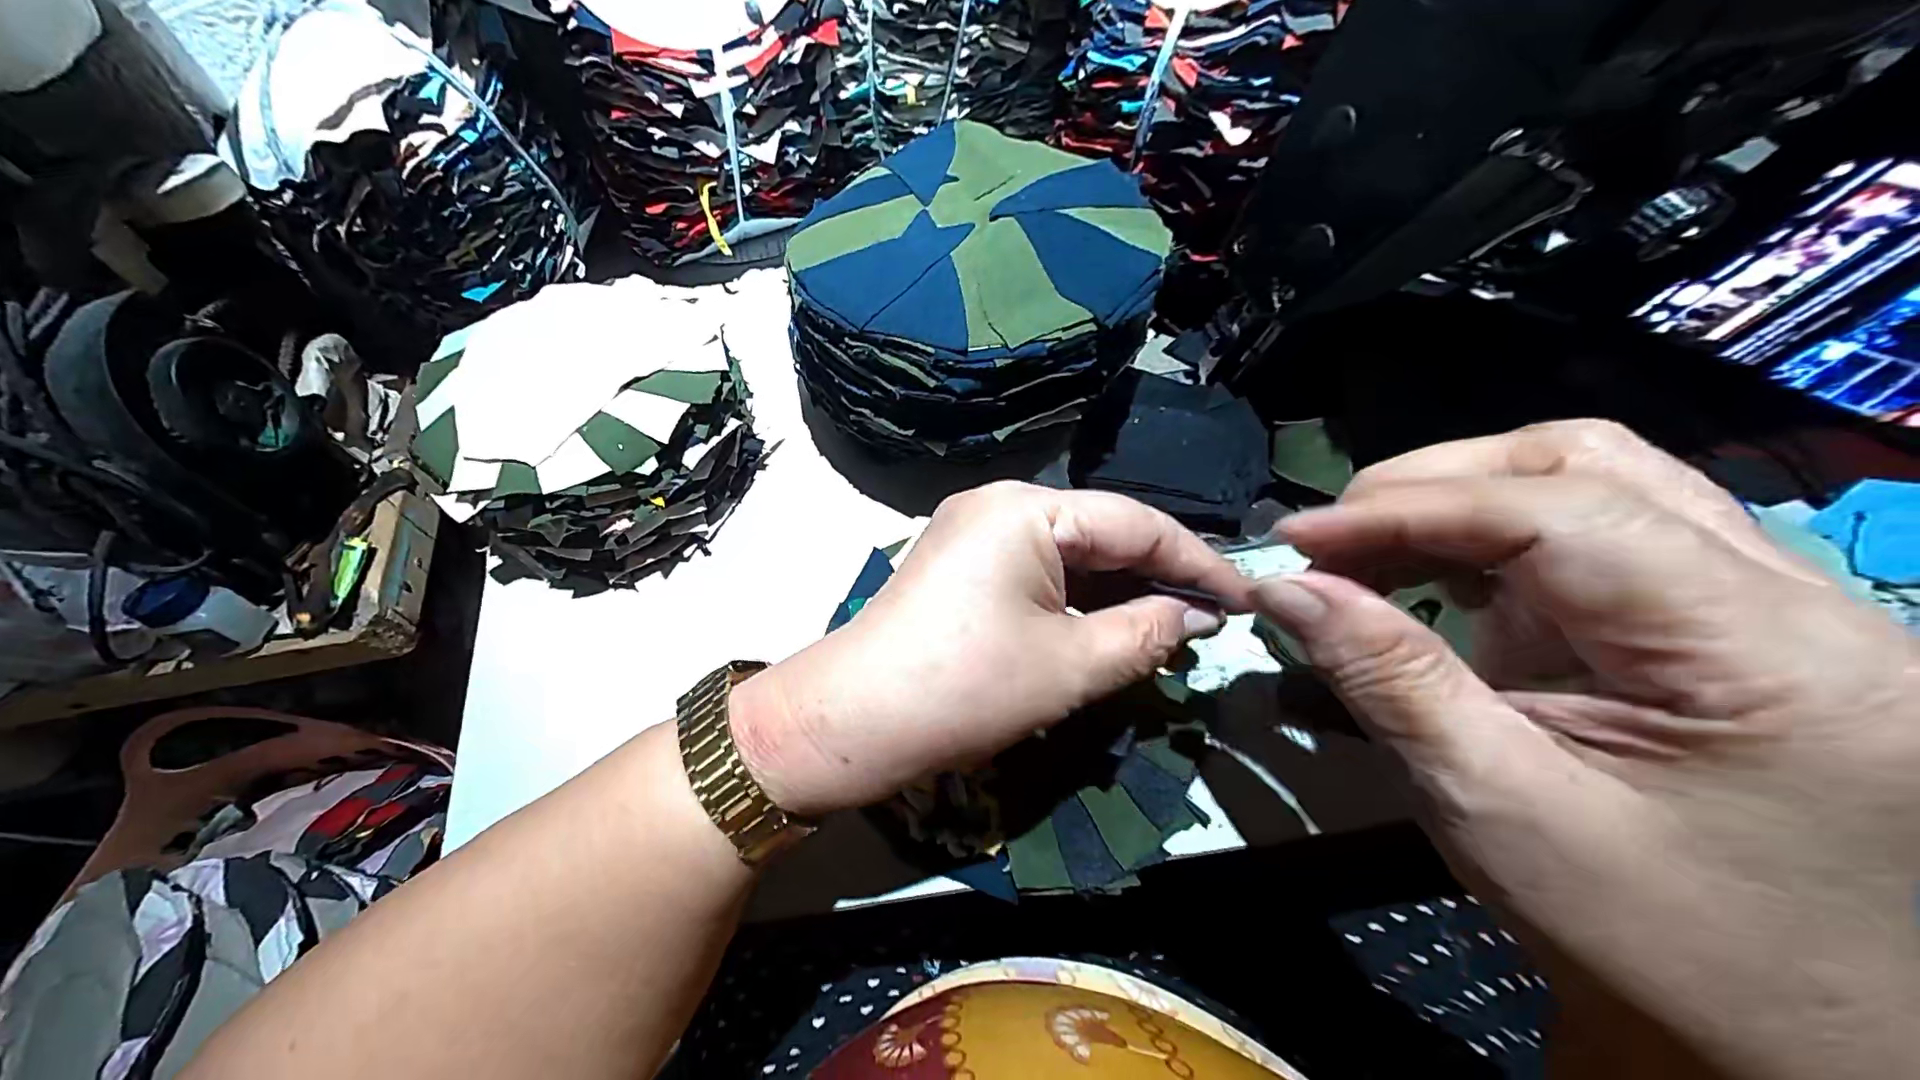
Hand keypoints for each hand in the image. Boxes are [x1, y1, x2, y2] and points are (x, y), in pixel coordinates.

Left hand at [730, 482, 1251, 818]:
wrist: (855, 720)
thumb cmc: (968, 689)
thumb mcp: (1073, 666)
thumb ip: (1148, 632)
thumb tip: (1197, 615)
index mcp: (1027, 510)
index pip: (1136, 523)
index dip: (1199, 561)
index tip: (1248, 598)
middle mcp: (1000, 504)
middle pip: (1103, 531)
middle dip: (1159, 575)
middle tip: (1215, 617)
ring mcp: (976, 531)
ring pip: (1071, 552)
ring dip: (1120, 589)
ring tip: (1174, 625)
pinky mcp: (963, 564)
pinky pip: (1039, 569)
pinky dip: (1079, 597)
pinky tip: (1113, 624)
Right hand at [1247, 420, 1919, 1079]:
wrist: (1784, 1030)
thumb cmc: (1650, 938)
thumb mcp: (1495, 806)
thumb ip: (1387, 678)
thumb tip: (1284, 586)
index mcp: (1768, 652)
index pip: (1561, 512)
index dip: (1408, 510)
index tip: (1296, 539)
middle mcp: (1791, 596)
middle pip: (1584, 464)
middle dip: (1431, 487)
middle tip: (1332, 540)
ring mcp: (1756, 600)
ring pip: (1590, 480)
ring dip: (1456, 502)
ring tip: (1368, 552)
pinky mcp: (1707, 618)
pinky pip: (1587, 531)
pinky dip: (1484, 538)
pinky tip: (1432, 578)